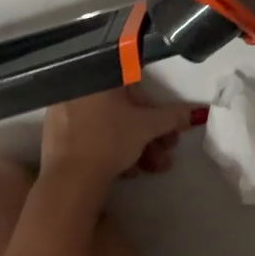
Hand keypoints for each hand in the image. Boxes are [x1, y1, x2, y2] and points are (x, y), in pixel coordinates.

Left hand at [40, 88, 205, 184]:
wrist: (70, 178)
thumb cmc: (110, 141)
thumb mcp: (147, 127)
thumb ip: (173, 116)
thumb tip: (198, 112)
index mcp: (98, 77)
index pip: (134, 84)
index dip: (154, 109)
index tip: (165, 130)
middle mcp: (78, 87)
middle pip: (122, 108)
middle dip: (149, 133)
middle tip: (165, 153)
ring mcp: (63, 110)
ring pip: (108, 124)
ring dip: (135, 146)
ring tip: (150, 168)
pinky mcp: (56, 133)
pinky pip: (91, 134)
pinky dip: (110, 148)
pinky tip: (125, 171)